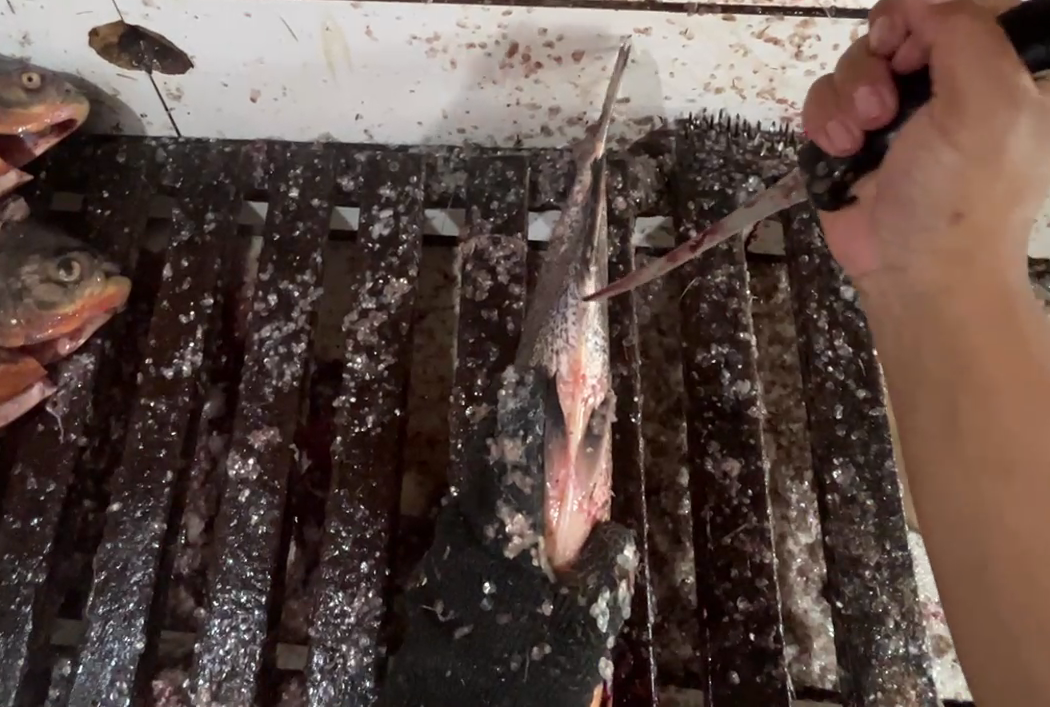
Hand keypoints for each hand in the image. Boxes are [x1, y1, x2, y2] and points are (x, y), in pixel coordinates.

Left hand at [382, 367, 636, 706]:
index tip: (520, 377)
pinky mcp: (431, 588)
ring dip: (487, 484)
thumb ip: (605, 570)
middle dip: (496, 440)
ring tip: (511, 478)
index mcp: (507, 533)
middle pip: (480, 470)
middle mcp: (466, 535)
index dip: (520, 414)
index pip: (515, 456)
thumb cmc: (530, 672)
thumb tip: (617, 534)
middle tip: (511, 415)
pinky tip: (497, 544)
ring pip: (465, 505)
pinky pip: (458, 539)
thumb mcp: (587, 627)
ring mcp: (442, 561)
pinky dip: (478, 527)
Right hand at [801, 0, 1049, 290]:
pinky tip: (840, 150)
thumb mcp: (987, 107)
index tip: (920, 45)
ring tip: (862, 135)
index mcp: (1009, 72)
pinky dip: (826, 120)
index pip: (971, 5)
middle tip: (886, 97)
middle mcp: (952, 84)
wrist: (915, 273)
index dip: (937, 14)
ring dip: (851, 93)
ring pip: (857, 60)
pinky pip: (826, 97)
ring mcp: (898, 111)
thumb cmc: (965, 195)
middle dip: (882, 56)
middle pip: (903, 25)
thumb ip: (964, 34)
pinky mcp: (853, 134)